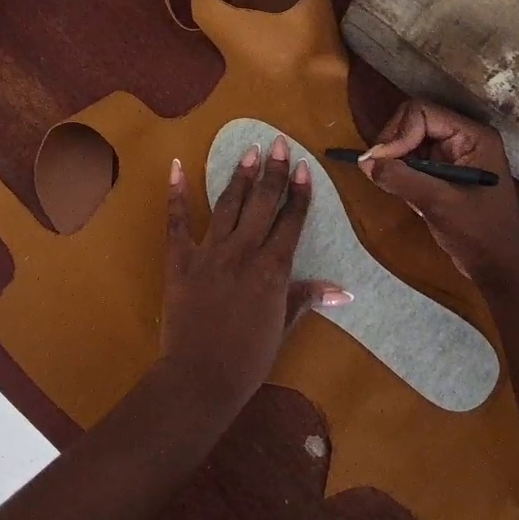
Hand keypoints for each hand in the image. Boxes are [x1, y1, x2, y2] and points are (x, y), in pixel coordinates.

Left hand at [160, 139, 349, 409]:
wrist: (200, 376)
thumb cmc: (247, 359)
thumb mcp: (282, 328)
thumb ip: (306, 299)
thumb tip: (342, 290)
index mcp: (273, 270)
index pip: (291, 222)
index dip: (299, 193)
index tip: (303, 167)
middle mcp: (244, 252)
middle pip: (263, 204)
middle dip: (273, 172)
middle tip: (279, 143)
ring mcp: (210, 253)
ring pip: (228, 205)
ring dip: (240, 176)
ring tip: (249, 151)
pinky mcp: (180, 260)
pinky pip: (177, 221)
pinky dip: (176, 193)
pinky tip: (177, 166)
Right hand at [358, 100, 518, 286]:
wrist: (500, 267)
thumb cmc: (479, 232)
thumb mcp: (438, 203)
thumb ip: (401, 178)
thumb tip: (365, 162)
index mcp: (472, 136)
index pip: (421, 113)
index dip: (397, 134)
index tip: (382, 163)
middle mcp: (463, 137)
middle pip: (413, 121)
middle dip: (393, 145)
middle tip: (380, 172)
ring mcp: (454, 154)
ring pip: (409, 140)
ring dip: (396, 160)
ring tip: (394, 186)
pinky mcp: (445, 171)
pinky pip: (413, 159)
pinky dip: (402, 173)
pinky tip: (406, 194)